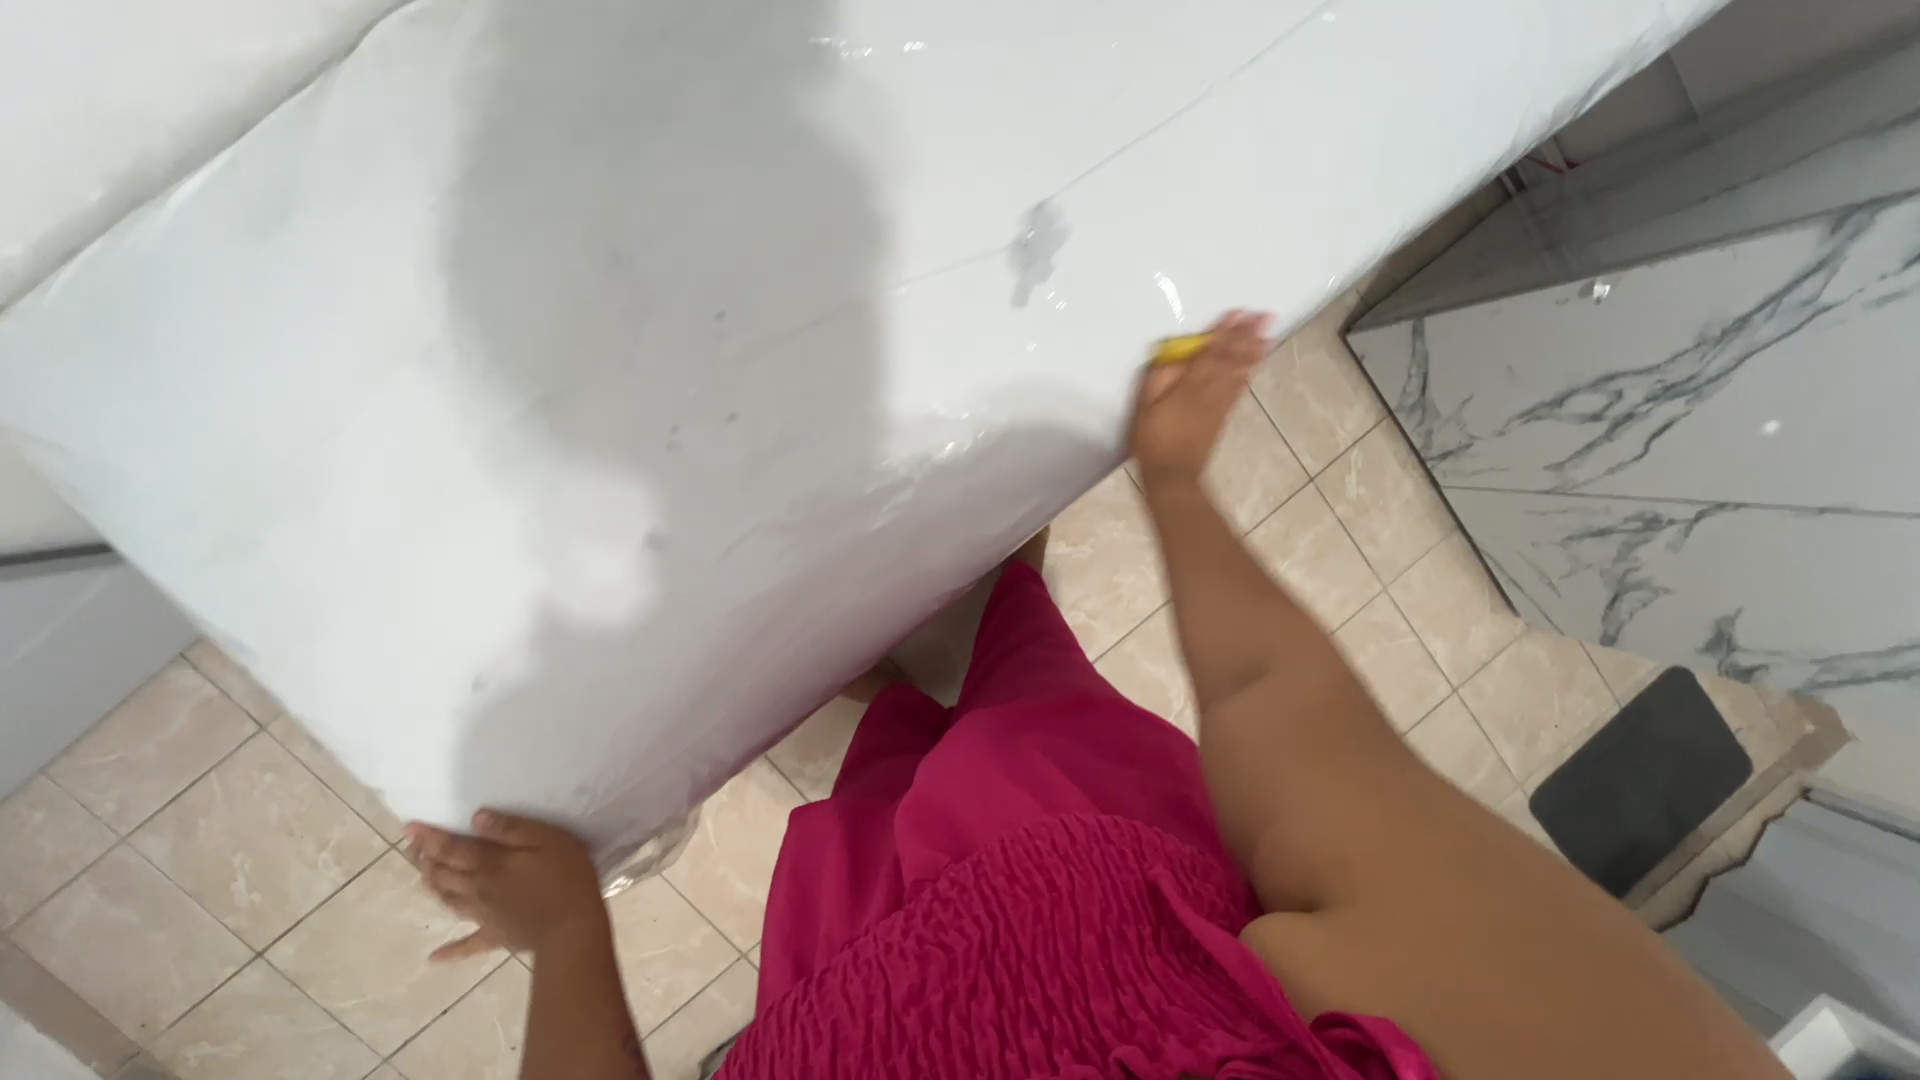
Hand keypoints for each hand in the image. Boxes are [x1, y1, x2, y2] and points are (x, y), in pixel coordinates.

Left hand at [405, 810, 607, 961]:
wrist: (571, 925)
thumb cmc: (565, 875)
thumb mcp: (547, 839)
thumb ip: (511, 828)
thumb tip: (477, 817)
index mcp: (489, 864)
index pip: (451, 848)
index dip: (429, 837)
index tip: (409, 828)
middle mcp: (477, 888)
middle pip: (442, 874)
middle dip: (425, 859)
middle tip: (414, 847)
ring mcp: (483, 915)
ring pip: (448, 900)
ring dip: (432, 887)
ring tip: (423, 876)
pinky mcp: (495, 936)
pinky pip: (467, 945)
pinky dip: (449, 951)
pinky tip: (433, 958)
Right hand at [1128, 310, 1273, 486]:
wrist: (1173, 475)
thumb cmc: (1153, 441)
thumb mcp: (1143, 408)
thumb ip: (1158, 380)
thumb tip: (1175, 360)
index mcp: (1190, 387)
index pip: (1210, 353)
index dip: (1225, 332)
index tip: (1238, 312)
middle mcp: (1211, 391)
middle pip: (1231, 359)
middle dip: (1247, 336)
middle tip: (1265, 315)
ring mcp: (1219, 404)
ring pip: (1240, 372)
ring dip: (1254, 351)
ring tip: (1268, 333)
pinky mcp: (1222, 416)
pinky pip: (1239, 388)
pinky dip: (1249, 372)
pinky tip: (1256, 363)